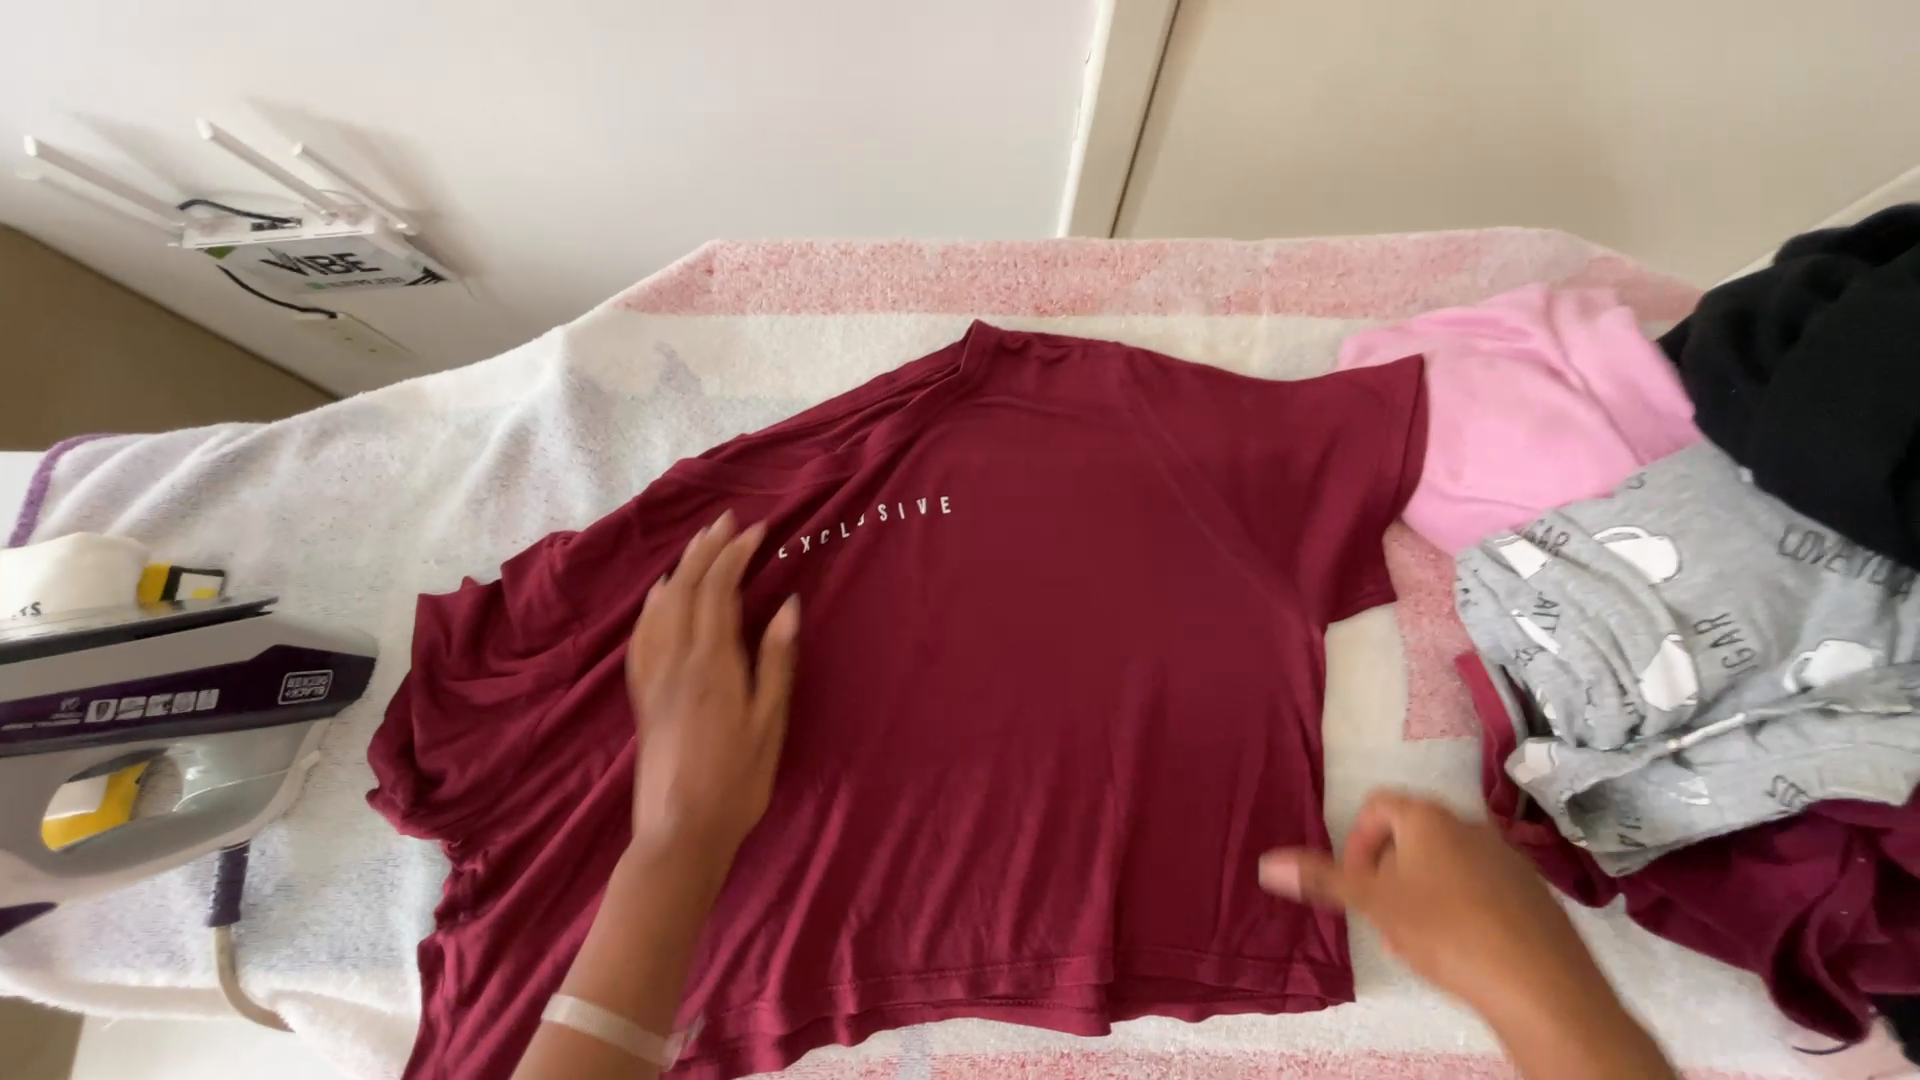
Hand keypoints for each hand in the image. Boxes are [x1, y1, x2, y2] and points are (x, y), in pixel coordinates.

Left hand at [626, 511, 799, 860]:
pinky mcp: (644, 696)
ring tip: (700, 545)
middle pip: (688, 589)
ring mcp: (654, 678)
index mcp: (713, 663)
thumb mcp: (770, 722)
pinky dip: (653, 605)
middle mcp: (677, 660)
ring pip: (661, 607)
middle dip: (708, 550)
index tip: (756, 530)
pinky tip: (659, 597)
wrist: (680, 832)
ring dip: (682, 569)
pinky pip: (643, 636)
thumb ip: (776, 661)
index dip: (736, 555)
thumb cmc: (738, 779)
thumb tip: (789, 606)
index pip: (720, 591)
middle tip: (727, 520)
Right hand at [1258, 790, 1610, 1025]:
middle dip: (1387, 872)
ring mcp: (1508, 857)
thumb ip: (1322, 879)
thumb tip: (1266, 864)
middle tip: (1382, 913)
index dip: (1357, 841)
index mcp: (1427, 817)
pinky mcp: (1536, 893)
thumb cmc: (1448, 933)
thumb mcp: (1374, 905)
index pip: (1377, 805)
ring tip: (1417, 937)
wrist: (1546, 990)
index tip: (1356, 882)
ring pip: (1445, 863)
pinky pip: (1481, 886)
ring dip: (1420, 891)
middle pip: (1410, 835)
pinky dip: (1460, 906)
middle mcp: (1469, 824)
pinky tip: (1460, 948)